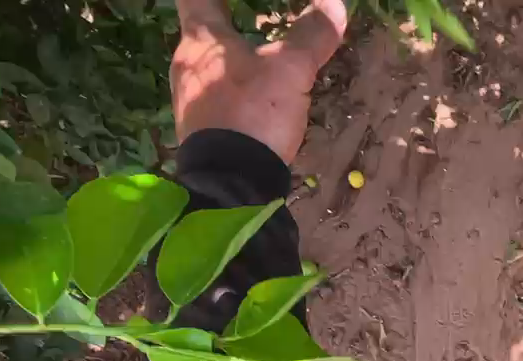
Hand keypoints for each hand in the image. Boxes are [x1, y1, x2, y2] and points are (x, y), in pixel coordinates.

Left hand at [172, 0, 346, 164]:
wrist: (233, 182)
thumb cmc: (254, 113)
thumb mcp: (290, 72)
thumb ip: (311, 37)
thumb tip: (336, 6)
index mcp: (200, 38)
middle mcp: (186, 65)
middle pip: (205, 34)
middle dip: (229, 27)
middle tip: (255, 24)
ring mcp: (191, 102)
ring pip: (212, 70)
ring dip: (233, 66)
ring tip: (259, 69)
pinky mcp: (201, 135)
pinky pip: (218, 103)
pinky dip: (235, 97)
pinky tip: (254, 108)